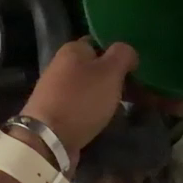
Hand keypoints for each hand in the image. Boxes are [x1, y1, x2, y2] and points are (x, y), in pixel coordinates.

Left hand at [20, 40, 137, 160]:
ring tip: (123, 109)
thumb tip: (128, 51)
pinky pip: (81, 106)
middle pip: (95, 67)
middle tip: (135, 93)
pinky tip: (105, 121)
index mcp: (73, 49)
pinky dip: (94, 112)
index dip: (119, 55)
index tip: (135, 71)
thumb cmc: (82, 100)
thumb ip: (123, 55)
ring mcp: (55, 90)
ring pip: (89, 88)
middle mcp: (61, 65)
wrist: (47, 139)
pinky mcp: (54, 112)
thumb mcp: (110, 72)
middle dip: (115, 79)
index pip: (100, 43)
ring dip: (106, 97)